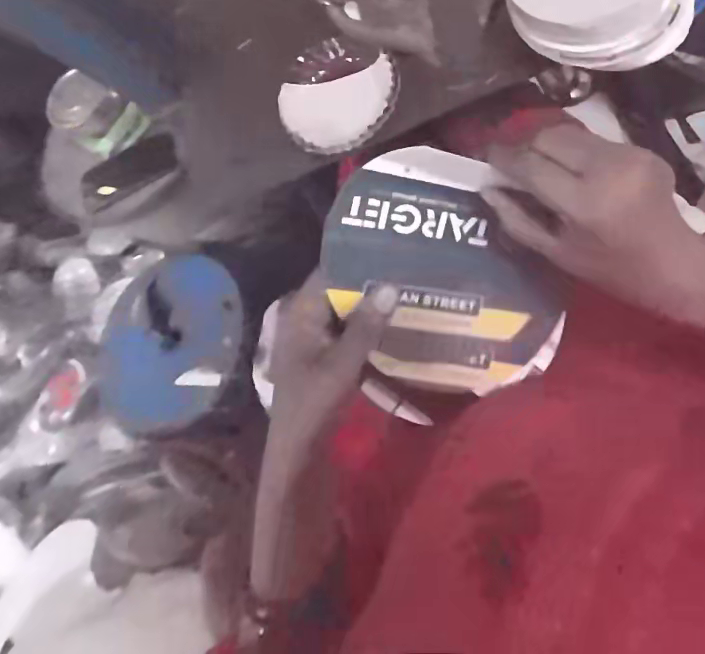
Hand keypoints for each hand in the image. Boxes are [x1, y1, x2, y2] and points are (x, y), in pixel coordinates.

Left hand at [251, 273, 395, 603]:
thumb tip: (389, 286)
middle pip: (340, 290)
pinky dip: (369, 327)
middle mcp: (305, 319)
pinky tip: (397, 325)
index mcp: (300, 313)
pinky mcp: (326, 357)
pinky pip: (350, 331)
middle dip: (370, 281)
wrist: (297, 455)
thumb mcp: (342, 365)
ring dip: (372, 305)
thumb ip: (365, 327)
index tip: (390, 249)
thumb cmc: (312, 406)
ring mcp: (315, 339)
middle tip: (408, 268)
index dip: (356, 260)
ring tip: (408, 290)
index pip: (329, 272)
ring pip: (347, 311)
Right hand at [484, 123, 704, 327]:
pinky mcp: (641, 148)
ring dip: (546, 144)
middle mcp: (608, 169)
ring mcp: (629, 154)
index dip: (503, 158)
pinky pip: (591, 140)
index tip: (487, 157)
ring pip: (568, 132)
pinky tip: (572, 169)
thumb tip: (488, 187)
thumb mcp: (557, 254)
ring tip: (538, 161)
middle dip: (523, 145)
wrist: (677, 265)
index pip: (531, 165)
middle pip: (548, 137)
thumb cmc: (612, 270)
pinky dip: (573, 150)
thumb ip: (517, 219)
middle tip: (510, 160)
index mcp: (586, 203)